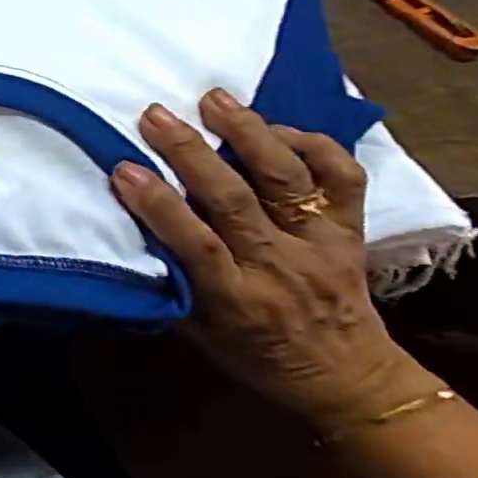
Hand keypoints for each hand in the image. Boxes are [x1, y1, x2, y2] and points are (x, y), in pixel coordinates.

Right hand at [110, 89, 441, 433]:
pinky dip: (312, 143)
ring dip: (247, 132)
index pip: (197, 245)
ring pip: (286, 179)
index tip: (125, 169)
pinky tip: (276, 127)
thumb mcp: (204, 338)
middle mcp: (282, 267)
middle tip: (155, 115)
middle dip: (191, 153)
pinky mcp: (351, 229)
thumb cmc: (261, 358)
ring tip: (213, 98)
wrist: (349, 378)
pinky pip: (341, 175)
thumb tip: (136, 235)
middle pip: (235, 200)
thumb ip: (174, 287)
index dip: (159, 205)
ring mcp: (322, 244)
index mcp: (240, 301)